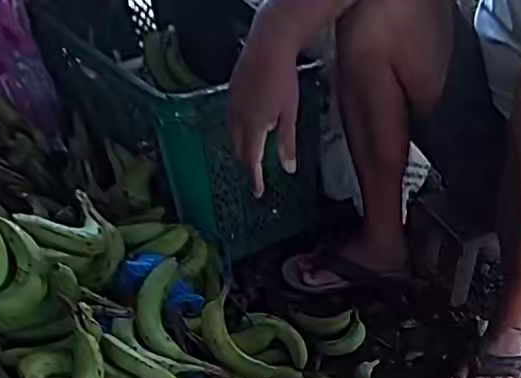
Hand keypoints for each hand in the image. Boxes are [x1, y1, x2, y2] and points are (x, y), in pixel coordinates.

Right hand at [227, 37, 299, 197]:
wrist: (269, 42)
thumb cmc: (283, 79)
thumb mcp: (290, 115)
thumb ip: (287, 143)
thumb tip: (289, 169)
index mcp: (253, 127)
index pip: (251, 161)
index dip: (254, 179)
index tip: (258, 192)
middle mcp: (238, 119)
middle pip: (239, 151)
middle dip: (246, 166)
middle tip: (255, 177)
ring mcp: (232, 105)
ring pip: (232, 137)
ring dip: (241, 150)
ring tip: (250, 158)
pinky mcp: (231, 93)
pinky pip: (230, 121)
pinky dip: (237, 133)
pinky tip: (246, 133)